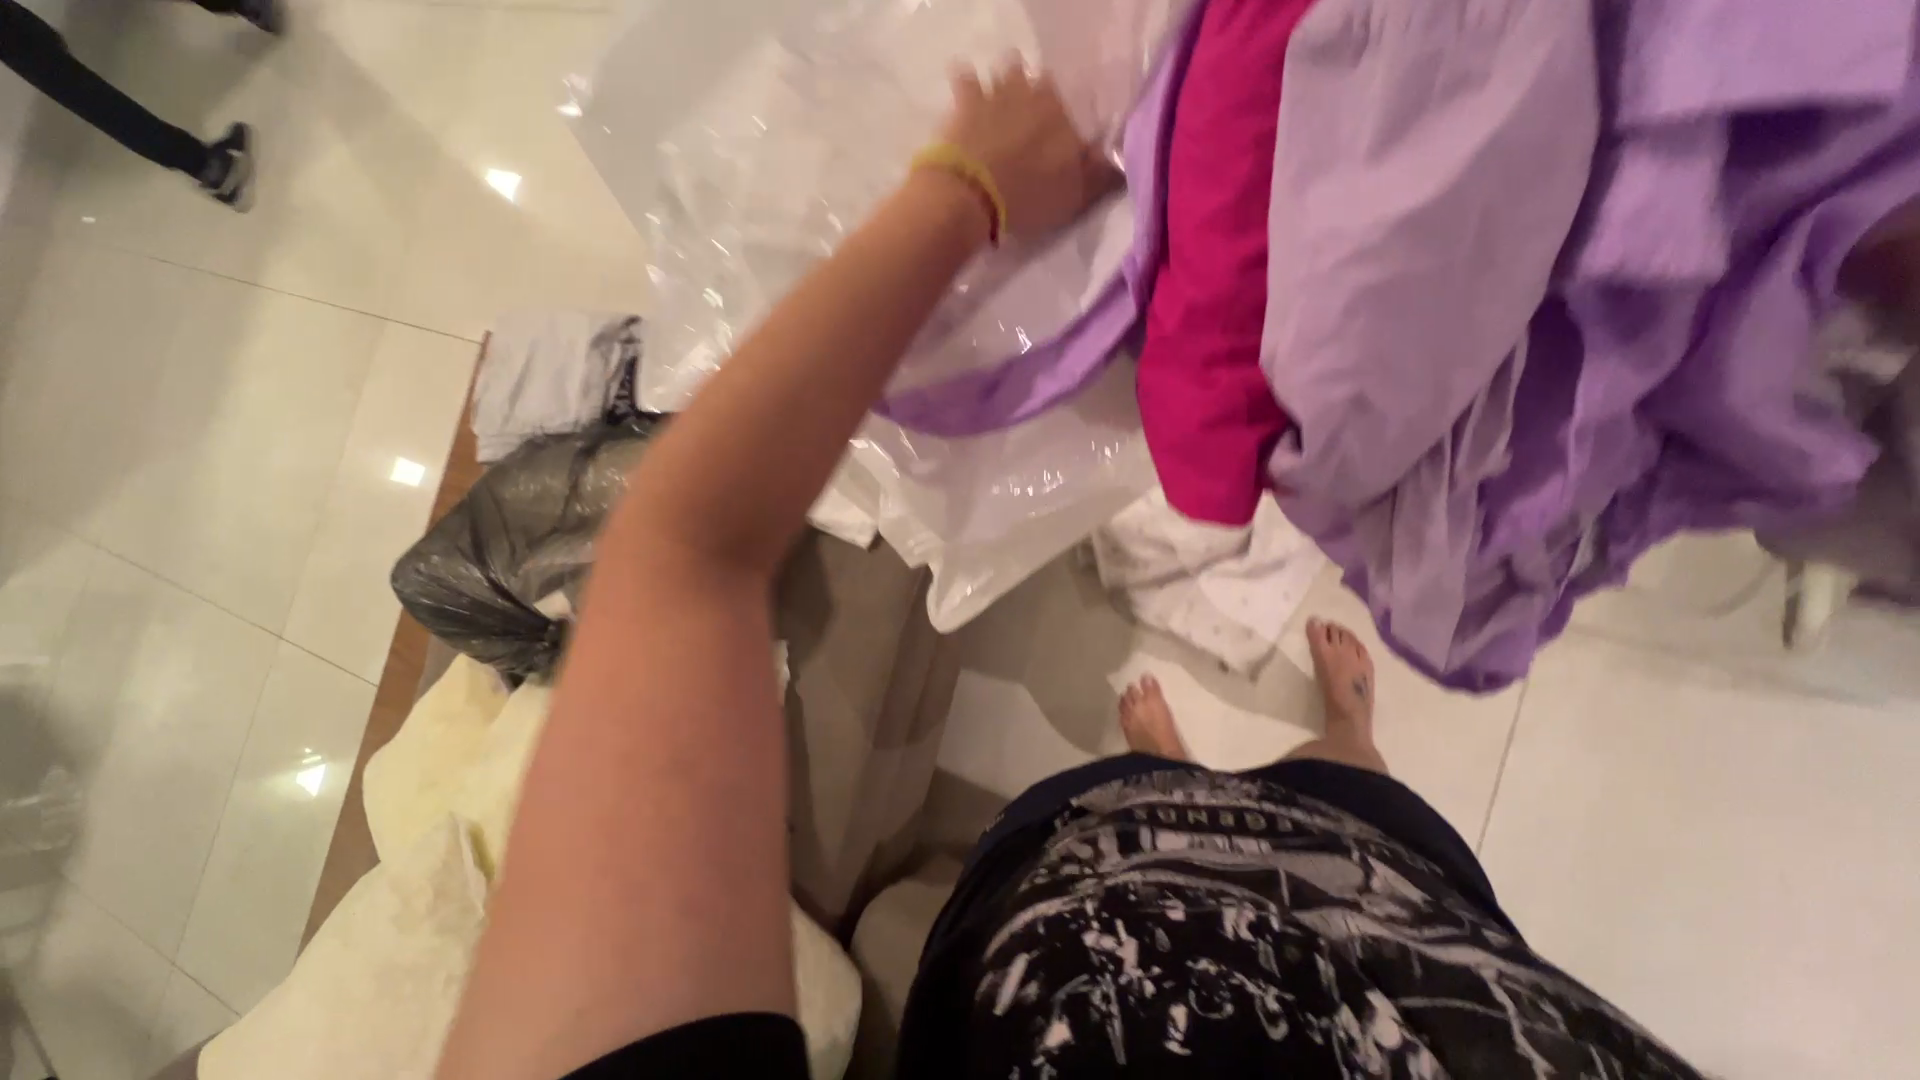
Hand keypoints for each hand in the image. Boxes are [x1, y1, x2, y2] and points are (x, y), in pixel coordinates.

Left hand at [936, 56, 1120, 237]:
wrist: (972, 196)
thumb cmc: (1028, 198)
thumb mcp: (1075, 196)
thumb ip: (1099, 175)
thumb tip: (1118, 160)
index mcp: (1065, 113)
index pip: (1076, 108)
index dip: (1067, 125)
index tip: (1061, 141)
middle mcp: (1035, 90)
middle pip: (1043, 82)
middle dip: (1039, 97)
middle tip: (1031, 123)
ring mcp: (998, 89)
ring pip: (1009, 69)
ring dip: (1007, 82)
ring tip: (1002, 106)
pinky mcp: (965, 98)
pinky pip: (965, 77)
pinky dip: (967, 84)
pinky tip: (966, 99)